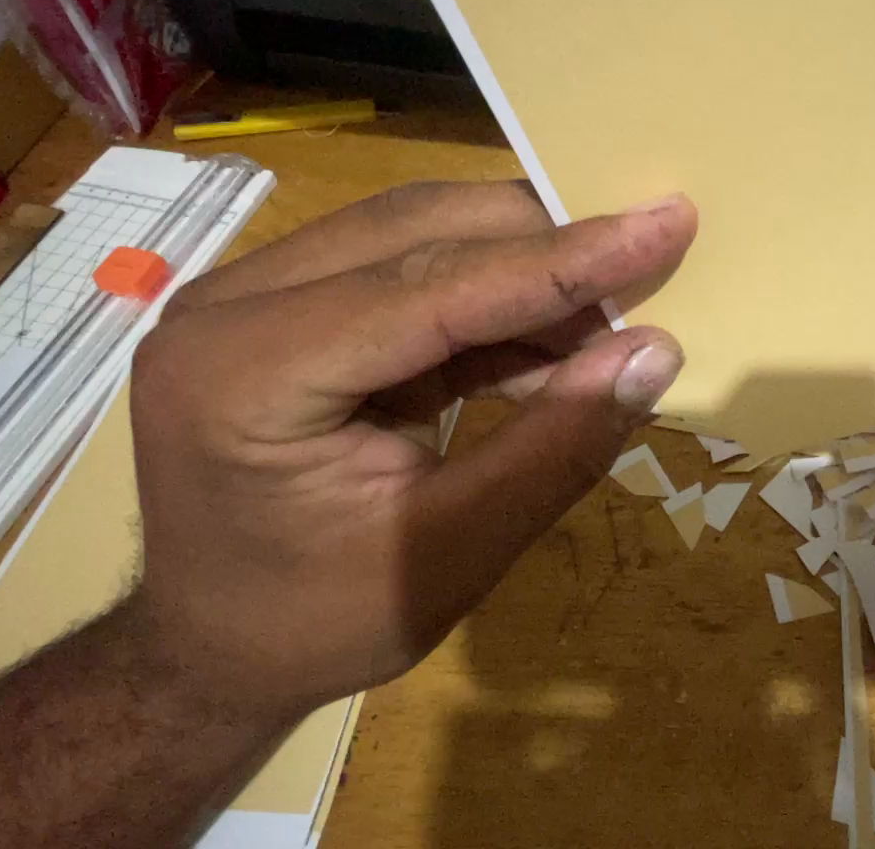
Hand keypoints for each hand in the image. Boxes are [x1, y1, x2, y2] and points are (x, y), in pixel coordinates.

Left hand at [127, 182, 695, 718]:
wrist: (207, 652)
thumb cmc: (314, 624)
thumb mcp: (451, 555)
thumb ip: (555, 446)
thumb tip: (655, 352)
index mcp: (245, 374)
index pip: (433, 285)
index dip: (563, 258)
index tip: (667, 222)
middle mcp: (234, 305)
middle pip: (424, 230)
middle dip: (549, 246)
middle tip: (651, 266)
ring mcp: (257, 297)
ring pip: (422, 235)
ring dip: (527, 270)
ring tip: (610, 320)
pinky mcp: (294, 307)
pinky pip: (415, 273)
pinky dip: (497, 302)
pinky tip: (553, 344)